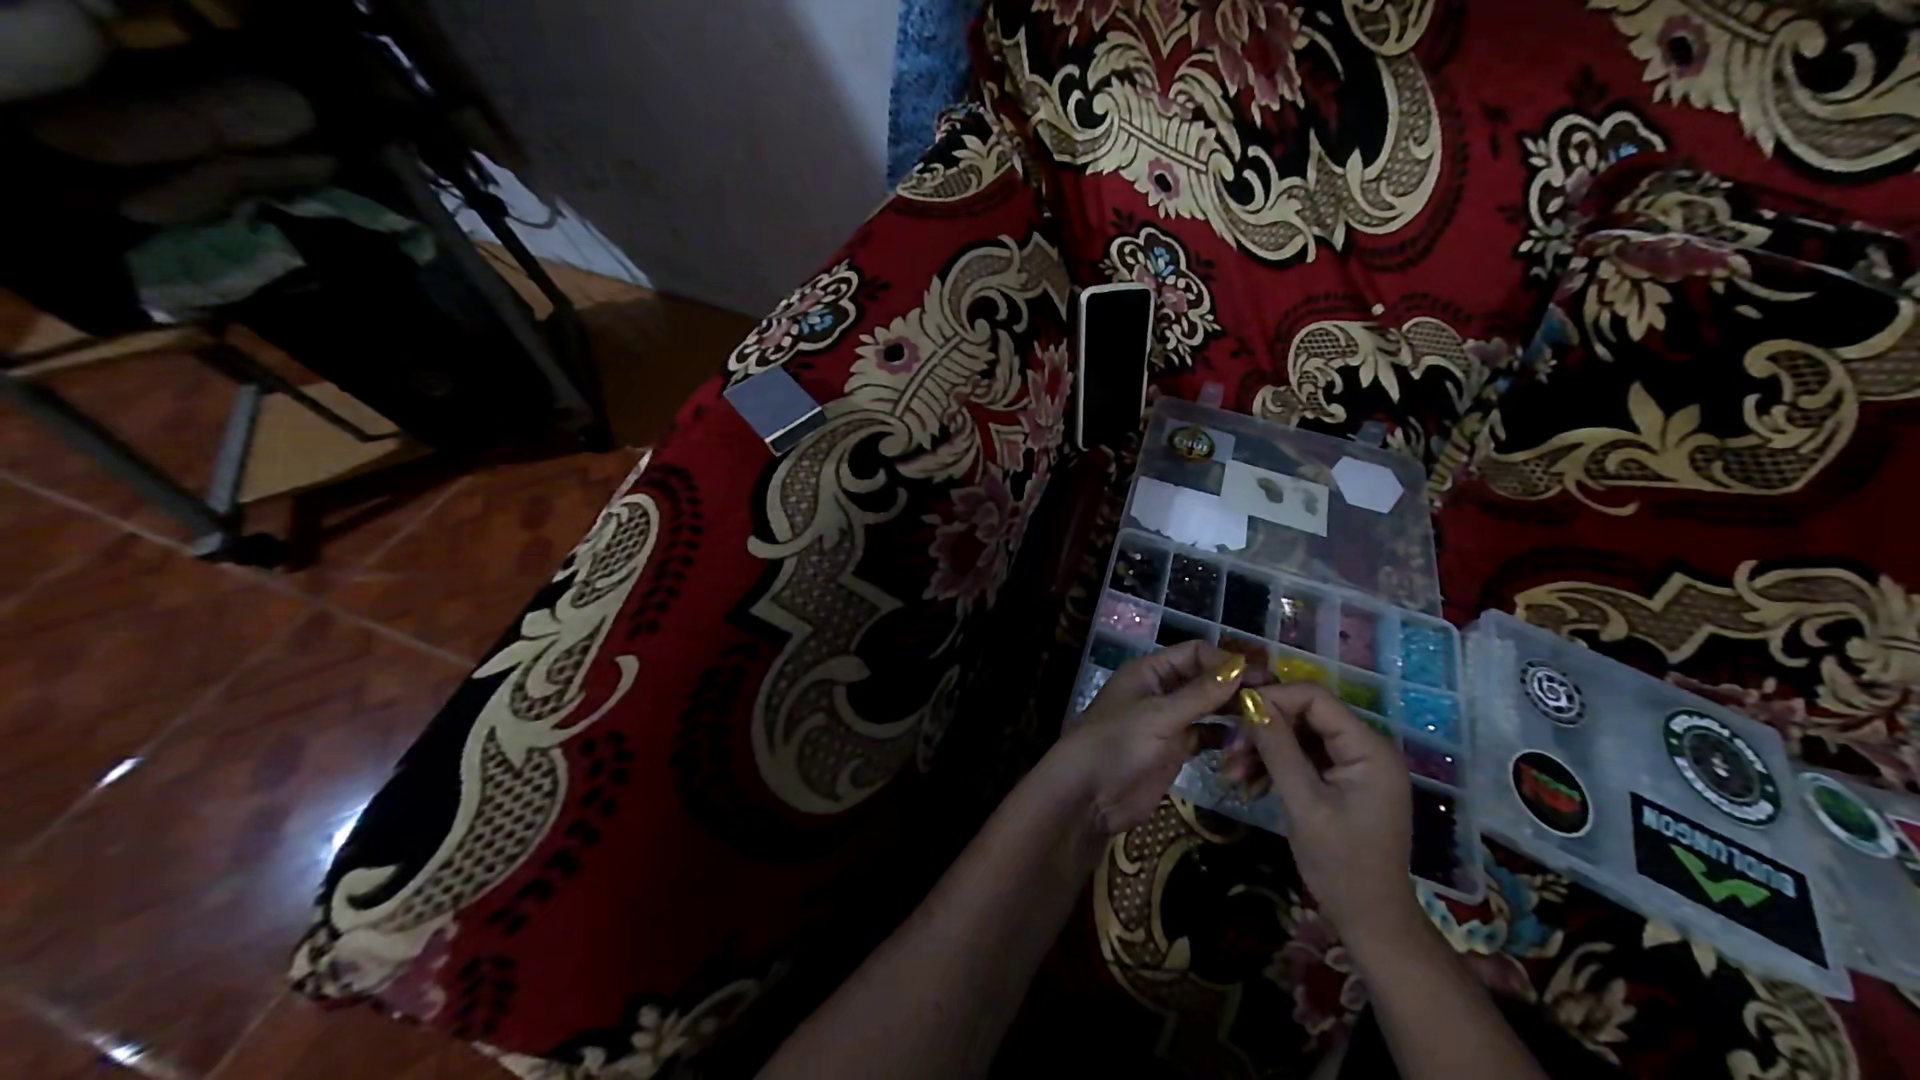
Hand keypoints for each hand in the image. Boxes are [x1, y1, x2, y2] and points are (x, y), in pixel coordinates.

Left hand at [1050, 641, 1249, 834]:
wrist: (1088, 795)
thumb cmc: (1116, 743)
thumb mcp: (1159, 715)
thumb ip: (1200, 694)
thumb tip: (1240, 667)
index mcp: (1149, 671)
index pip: (1195, 654)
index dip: (1226, 662)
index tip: (1262, 677)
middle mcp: (1161, 691)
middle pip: (1206, 680)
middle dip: (1236, 688)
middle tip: (1276, 702)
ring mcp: (1169, 721)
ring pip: (1210, 709)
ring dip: (1235, 715)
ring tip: (1266, 725)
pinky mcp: (1176, 749)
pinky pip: (1208, 736)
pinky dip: (1226, 739)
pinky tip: (1247, 747)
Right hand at [1225, 683, 1421, 941]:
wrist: (1369, 918)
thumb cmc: (1341, 864)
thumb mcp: (1304, 803)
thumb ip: (1278, 749)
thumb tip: (1251, 702)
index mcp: (1369, 749)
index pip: (1316, 698)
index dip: (1273, 698)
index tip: (1235, 714)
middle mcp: (1366, 748)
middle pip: (1304, 716)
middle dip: (1264, 730)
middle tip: (1229, 753)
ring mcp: (1354, 765)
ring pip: (1298, 737)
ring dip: (1263, 751)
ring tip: (1232, 775)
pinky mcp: (1341, 781)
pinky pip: (1302, 758)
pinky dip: (1274, 768)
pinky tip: (1249, 786)